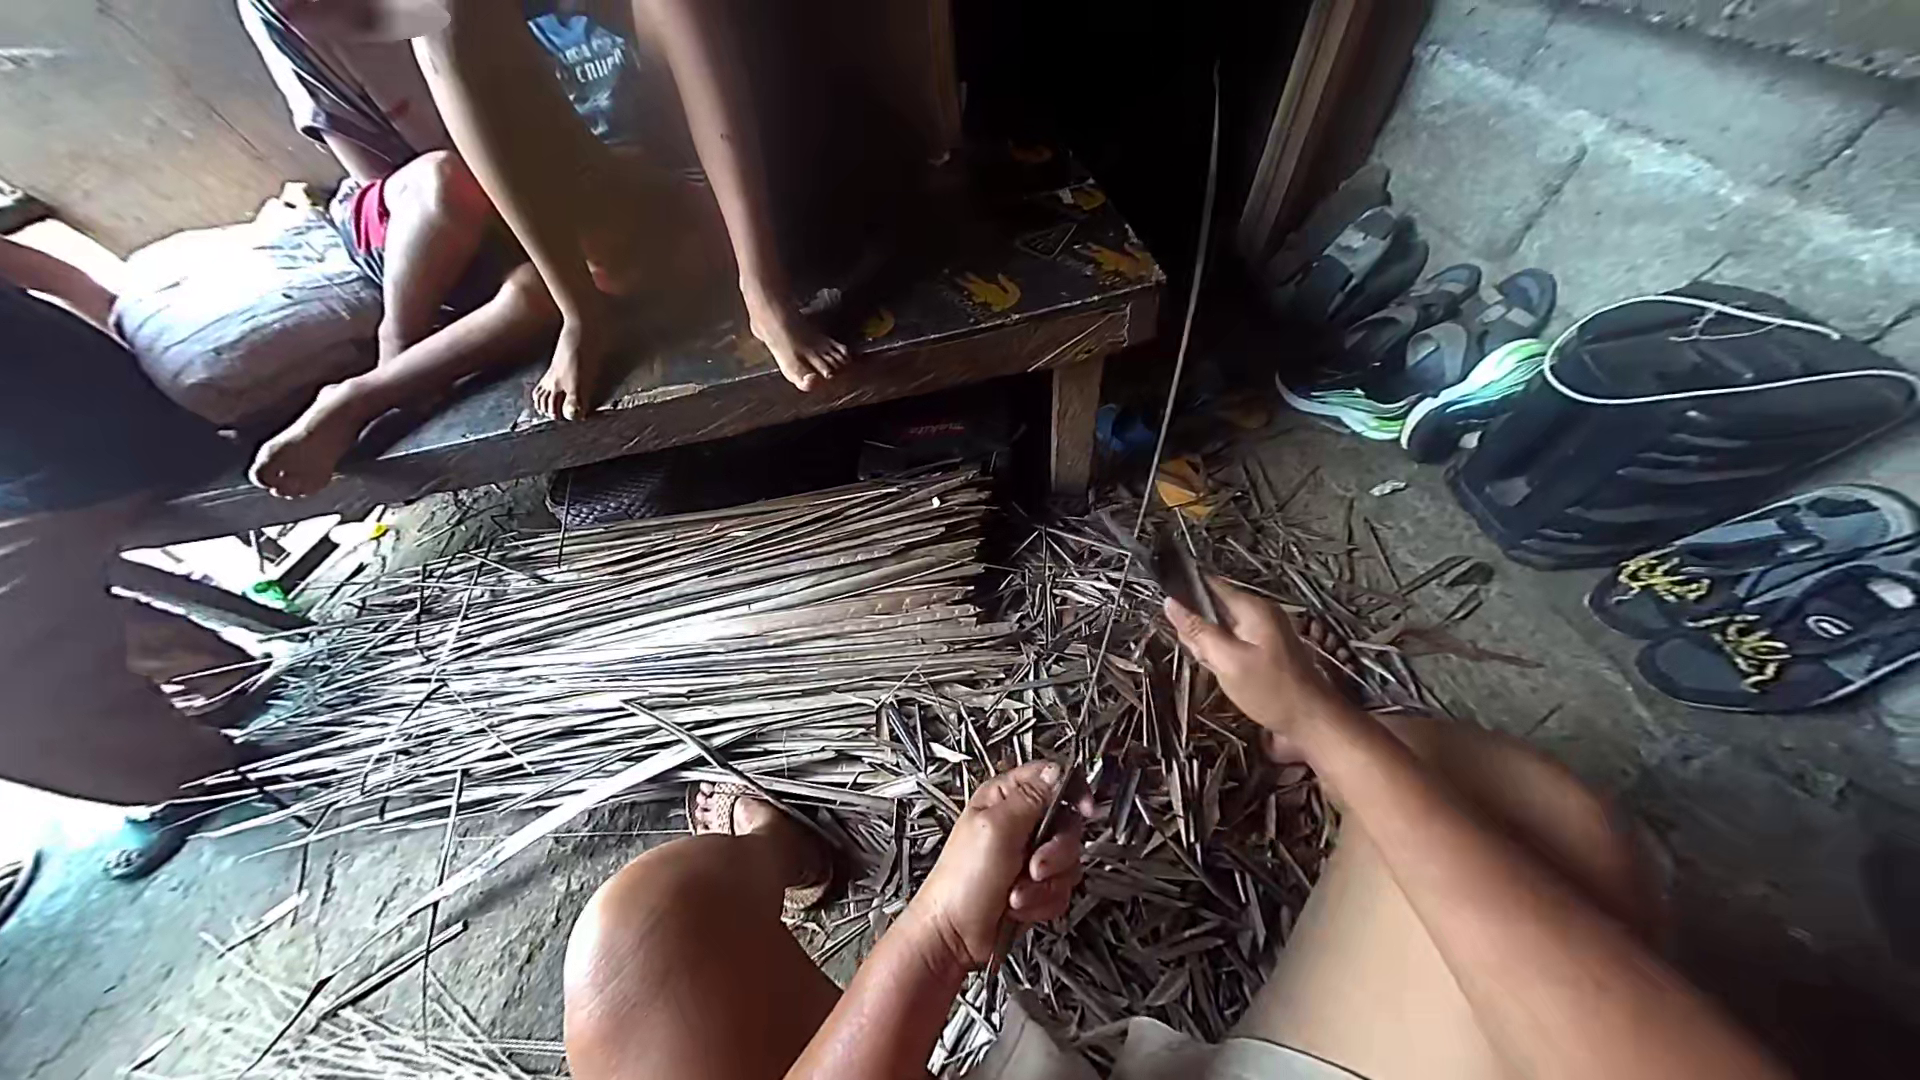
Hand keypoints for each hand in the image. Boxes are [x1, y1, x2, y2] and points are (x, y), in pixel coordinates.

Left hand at [903, 762, 1088, 972]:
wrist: (954, 936)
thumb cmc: (961, 881)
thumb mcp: (997, 829)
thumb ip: (1030, 798)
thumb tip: (1056, 771)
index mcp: (1005, 797)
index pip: (1051, 777)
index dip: (1073, 791)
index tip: (1084, 809)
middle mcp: (1019, 821)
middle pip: (1067, 822)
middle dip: (1055, 852)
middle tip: (1034, 865)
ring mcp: (1028, 854)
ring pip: (1068, 859)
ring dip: (1045, 883)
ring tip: (1017, 890)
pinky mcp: (1036, 884)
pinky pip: (1062, 887)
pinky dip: (1044, 900)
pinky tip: (1021, 904)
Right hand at [1165, 577, 1343, 736]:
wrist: (1313, 724)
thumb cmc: (1272, 692)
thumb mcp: (1227, 660)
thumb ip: (1197, 630)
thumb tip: (1170, 604)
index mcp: (1252, 608)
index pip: (1209, 585)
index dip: (1186, 594)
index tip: (1173, 616)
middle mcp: (1259, 614)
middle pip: (1212, 607)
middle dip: (1197, 628)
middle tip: (1203, 654)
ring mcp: (1263, 631)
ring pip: (1219, 628)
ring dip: (1208, 645)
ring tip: (1216, 667)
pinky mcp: (1263, 649)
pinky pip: (1231, 642)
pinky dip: (1221, 655)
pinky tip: (1225, 672)